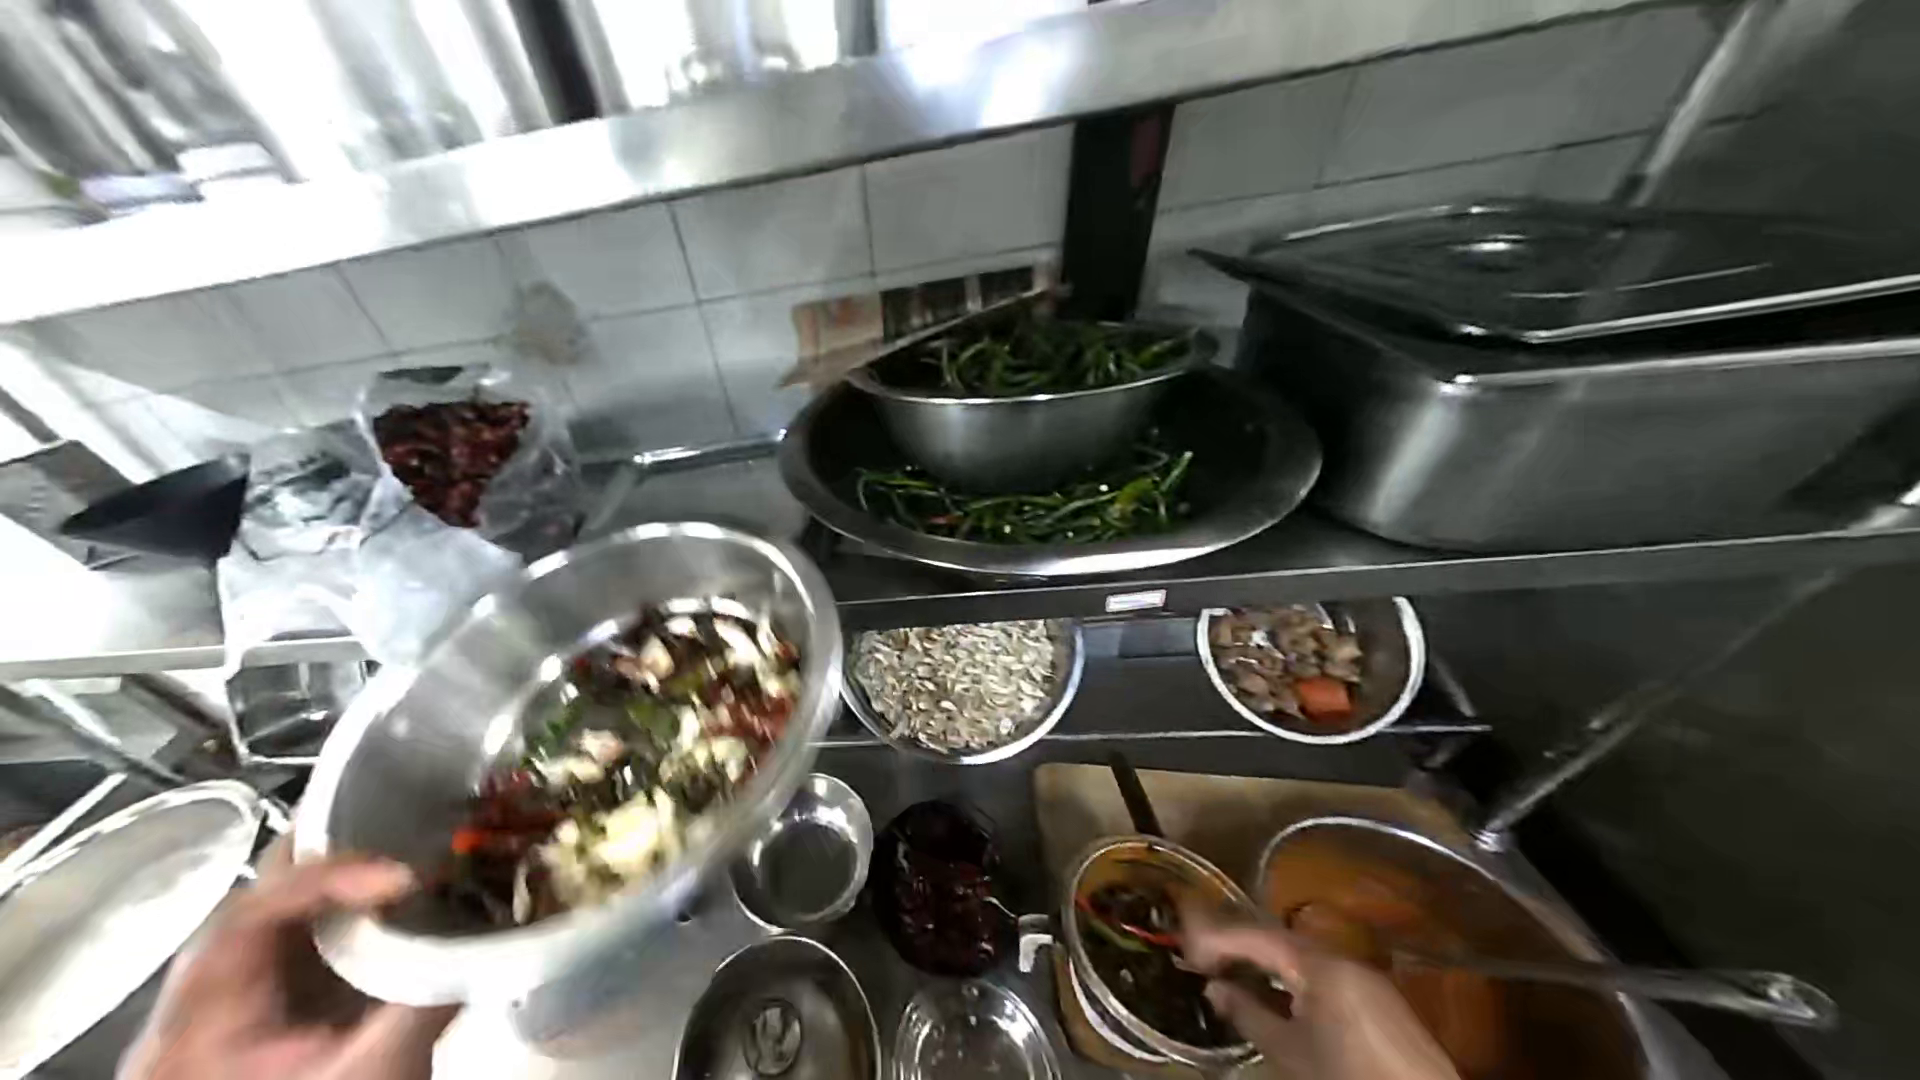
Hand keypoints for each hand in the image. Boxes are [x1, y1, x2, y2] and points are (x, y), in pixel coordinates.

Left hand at [118, 842, 458, 1079]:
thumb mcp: (372, 1078)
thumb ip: (428, 999)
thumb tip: (495, 925)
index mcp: (201, 1021)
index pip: (250, 916)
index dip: (329, 880)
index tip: (407, 879)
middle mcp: (211, 993)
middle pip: (264, 893)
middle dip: (339, 851)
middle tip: (411, 821)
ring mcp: (246, 995)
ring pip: (292, 904)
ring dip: (355, 871)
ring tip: (419, 844)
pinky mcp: (284, 1000)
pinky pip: (318, 928)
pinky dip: (364, 899)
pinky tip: (410, 887)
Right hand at [1181, 907, 1459, 1079]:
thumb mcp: (1291, 1055)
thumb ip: (1248, 1014)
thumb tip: (1214, 988)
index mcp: (1318, 962)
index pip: (1253, 934)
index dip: (1215, 937)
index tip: (1186, 948)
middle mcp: (1340, 955)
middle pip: (1276, 936)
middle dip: (1235, 942)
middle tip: (1201, 955)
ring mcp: (1363, 974)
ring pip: (1298, 951)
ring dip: (1261, 957)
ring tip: (1230, 971)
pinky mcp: (1377, 997)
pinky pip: (1320, 969)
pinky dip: (1289, 973)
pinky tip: (1274, 991)